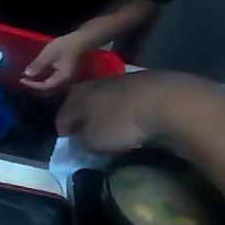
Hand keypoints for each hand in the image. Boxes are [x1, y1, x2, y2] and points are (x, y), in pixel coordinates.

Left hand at [20, 34, 89, 92]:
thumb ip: (38, 65)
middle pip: (48, 91)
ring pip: (50, 88)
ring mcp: (66, 80)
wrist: (81, 40)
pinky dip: (44, 82)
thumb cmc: (65, 46)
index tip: (21, 80)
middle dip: (34, 88)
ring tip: (28, 81)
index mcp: (62, 79)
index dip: (32, 85)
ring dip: (39, 86)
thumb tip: (27, 74)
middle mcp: (65, 83)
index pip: (44, 86)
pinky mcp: (65, 75)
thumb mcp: (49, 54)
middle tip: (23, 83)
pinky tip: (37, 77)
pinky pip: (53, 83)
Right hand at [55, 70, 219, 152]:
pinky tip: (128, 117)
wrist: (163, 101)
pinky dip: (120, 108)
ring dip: (100, 111)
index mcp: (75, 98)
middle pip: (78, 103)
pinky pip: (121, 98)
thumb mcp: (94, 142)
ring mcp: (115, 81)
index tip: (68, 143)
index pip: (61, 116)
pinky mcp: (137, 82)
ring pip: (100, 98)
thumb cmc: (121, 124)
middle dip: (79, 117)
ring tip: (107, 126)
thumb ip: (82, 141)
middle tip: (84, 132)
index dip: (62, 132)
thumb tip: (81, 138)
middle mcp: (91, 85)